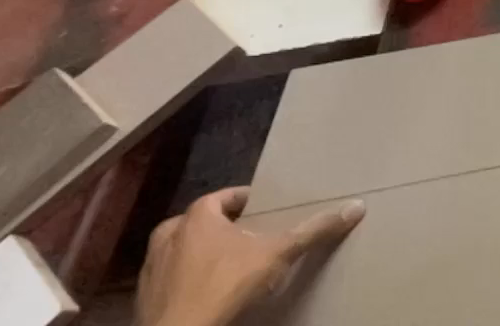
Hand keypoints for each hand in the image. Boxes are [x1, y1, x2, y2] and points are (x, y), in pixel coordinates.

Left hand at [136, 187, 363, 325]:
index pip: (220, 197)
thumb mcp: (279, 253)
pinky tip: (206, 290)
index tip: (261, 206)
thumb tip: (357, 206)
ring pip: (177, 251)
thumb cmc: (226, 283)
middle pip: (194, 223)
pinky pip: (168, 280)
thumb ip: (314, 229)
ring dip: (197, 253)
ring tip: (226, 262)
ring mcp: (150, 271)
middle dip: (217, 226)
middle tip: (243, 233)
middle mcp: (167, 238)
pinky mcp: (143, 301)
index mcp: (196, 219)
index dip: (242, 199)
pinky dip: (185, 280)